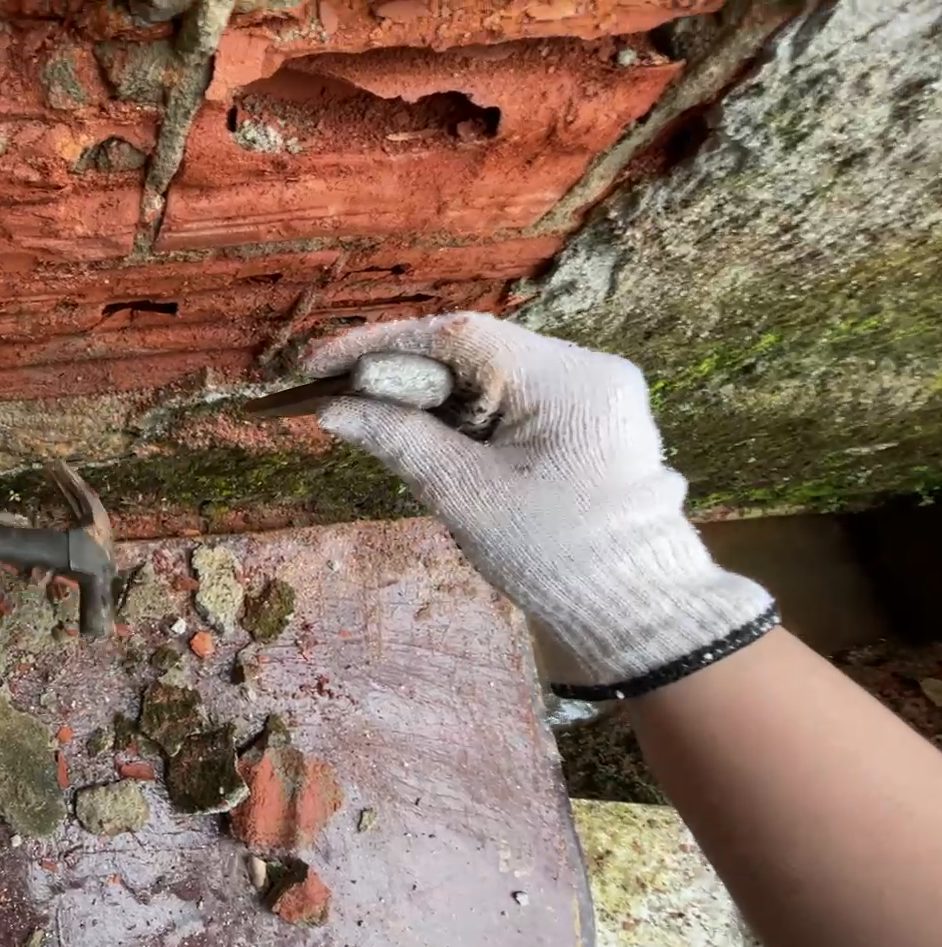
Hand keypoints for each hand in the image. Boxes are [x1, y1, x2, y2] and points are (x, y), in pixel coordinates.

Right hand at [304, 313, 775, 698]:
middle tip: (334, 393)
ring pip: (480, 375)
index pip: (458, 336)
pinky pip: (498, 398)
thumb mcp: (464, 494)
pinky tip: (417, 433)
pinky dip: (449, 413)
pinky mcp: (576, 420)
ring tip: (367, 416)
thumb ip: (399, 440)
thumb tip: (333, 410)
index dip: (379, 344)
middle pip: (468, 351)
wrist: (630, 606)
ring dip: (419, 394)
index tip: (319, 365)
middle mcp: (583, 370)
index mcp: (568, 380)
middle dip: (396, 370)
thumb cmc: (551, 551)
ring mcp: (584, 394)